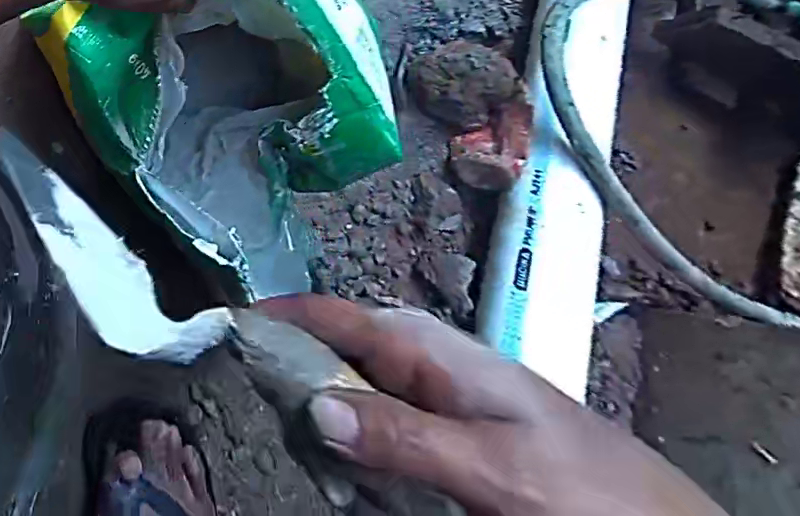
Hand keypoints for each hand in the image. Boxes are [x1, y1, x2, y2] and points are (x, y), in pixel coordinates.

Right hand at [256, 295, 724, 515]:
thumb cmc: (578, 486)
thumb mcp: (491, 469)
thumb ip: (402, 435)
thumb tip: (313, 402)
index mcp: (421, 343)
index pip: (328, 314)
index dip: (273, 315)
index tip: (220, 328)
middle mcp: (416, 350)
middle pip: (328, 342)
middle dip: (282, 359)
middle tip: (233, 392)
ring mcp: (427, 383)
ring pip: (346, 377)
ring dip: (308, 395)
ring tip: (264, 422)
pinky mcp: (437, 416)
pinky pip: (372, 410)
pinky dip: (341, 424)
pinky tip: (326, 454)